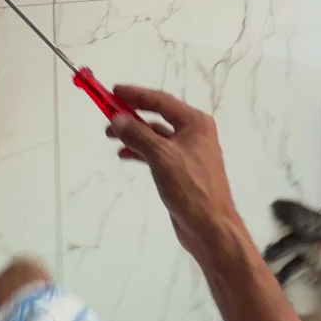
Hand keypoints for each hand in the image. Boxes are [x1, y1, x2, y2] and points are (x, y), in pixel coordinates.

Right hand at [106, 86, 247, 261]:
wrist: (211, 229)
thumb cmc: (190, 188)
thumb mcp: (161, 157)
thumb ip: (138, 135)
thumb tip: (116, 117)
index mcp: (195, 122)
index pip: (161, 100)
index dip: (136, 94)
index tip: (114, 90)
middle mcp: (193, 132)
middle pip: (157, 116)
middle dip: (132, 115)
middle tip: (108, 114)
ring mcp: (188, 151)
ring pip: (156, 135)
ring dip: (134, 134)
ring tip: (110, 135)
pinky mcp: (181, 170)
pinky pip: (157, 152)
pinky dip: (140, 151)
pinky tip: (124, 154)